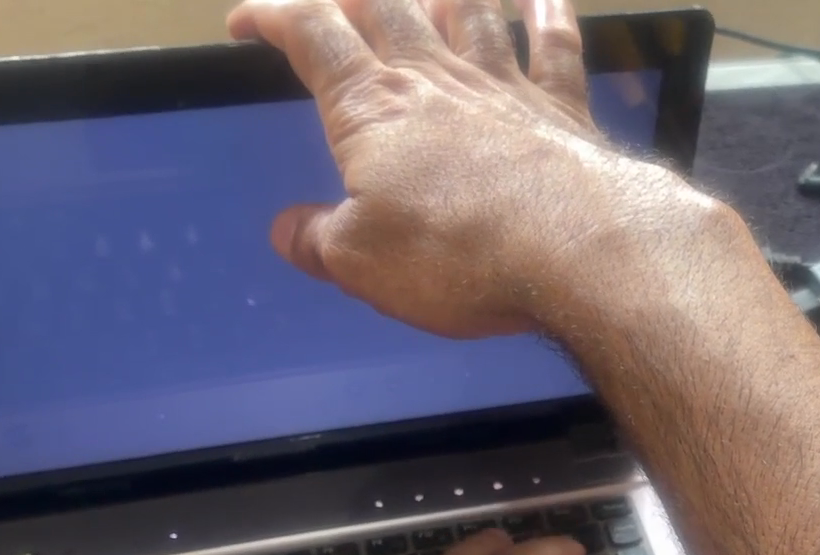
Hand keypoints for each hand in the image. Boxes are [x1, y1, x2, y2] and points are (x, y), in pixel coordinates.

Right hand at [225, 0, 714, 337]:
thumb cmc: (458, 255)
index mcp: (373, 107)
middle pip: (388, 6)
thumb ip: (320, 243)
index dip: (274, 16)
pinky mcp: (564, 110)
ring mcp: (506, 88)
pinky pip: (557, 48)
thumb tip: (286, 233)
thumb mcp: (365, 264)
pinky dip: (551, 19)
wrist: (570, 248)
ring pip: (472, 13)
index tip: (249, 20)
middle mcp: (438, 79)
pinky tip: (547, 1)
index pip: (312, 35)